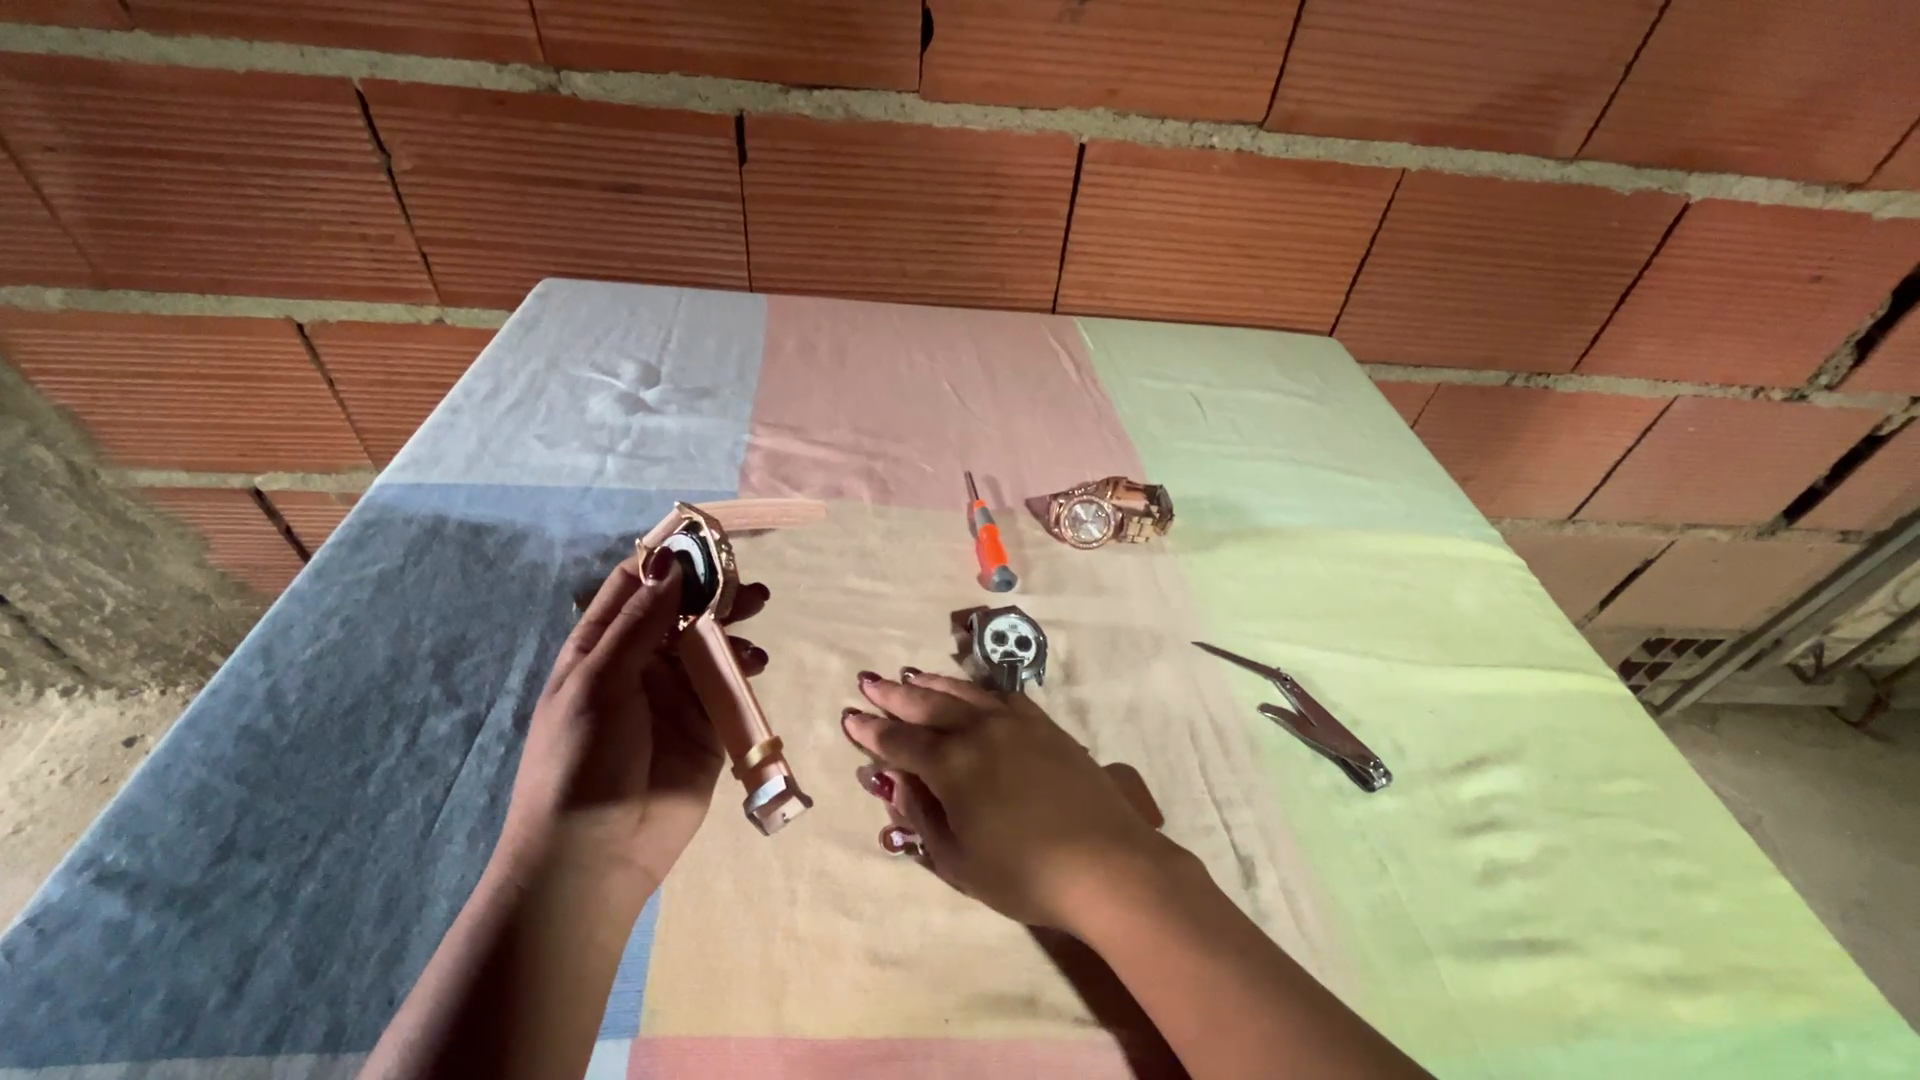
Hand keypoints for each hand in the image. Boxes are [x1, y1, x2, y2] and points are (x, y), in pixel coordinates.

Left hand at [502, 547, 769, 885]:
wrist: (595, 855)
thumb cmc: (581, 760)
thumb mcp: (599, 683)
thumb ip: (638, 625)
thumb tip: (670, 566)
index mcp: (599, 649)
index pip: (633, 588)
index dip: (666, 560)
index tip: (706, 539)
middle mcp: (639, 665)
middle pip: (681, 612)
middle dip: (712, 591)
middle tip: (747, 582)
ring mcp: (675, 696)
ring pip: (710, 644)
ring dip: (734, 625)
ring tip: (759, 612)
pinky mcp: (707, 728)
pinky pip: (730, 685)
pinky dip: (746, 667)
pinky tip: (757, 661)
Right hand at [842, 670, 1176, 935]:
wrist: (1107, 864)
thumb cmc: (1025, 874)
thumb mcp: (958, 861)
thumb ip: (922, 815)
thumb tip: (897, 781)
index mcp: (951, 765)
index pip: (900, 742)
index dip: (872, 732)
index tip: (850, 718)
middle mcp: (979, 732)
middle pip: (928, 706)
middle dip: (895, 696)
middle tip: (869, 682)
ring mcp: (1016, 724)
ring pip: (965, 694)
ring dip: (933, 684)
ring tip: (911, 676)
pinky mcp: (1046, 727)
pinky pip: (1002, 697)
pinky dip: (977, 690)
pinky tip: (971, 690)